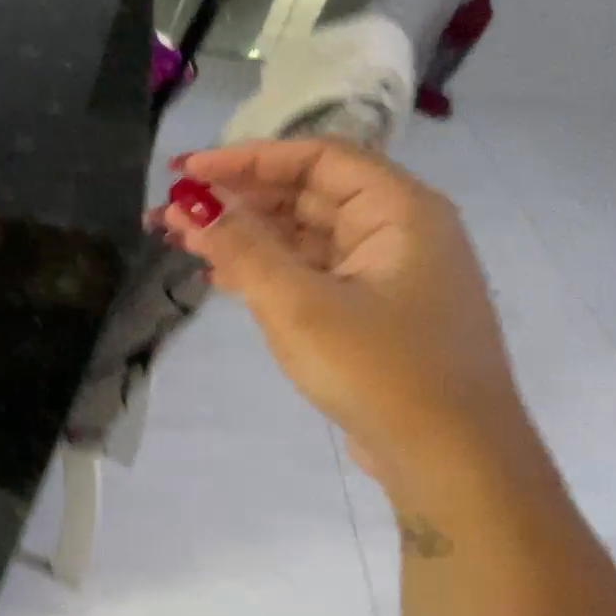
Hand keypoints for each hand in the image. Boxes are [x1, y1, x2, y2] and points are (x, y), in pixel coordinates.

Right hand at [155, 138, 527, 492]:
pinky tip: (217, 274)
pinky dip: (261, 266)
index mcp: (399, 212)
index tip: (183, 174)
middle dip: (234, 198)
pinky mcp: (368, 309)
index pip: (315, 160)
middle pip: (305, 194)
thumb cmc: (379, 369)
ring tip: (177, 238)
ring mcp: (384, 273)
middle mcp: (397, 230)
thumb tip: (189, 206)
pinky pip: (306, 269)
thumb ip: (241, 249)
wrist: (448, 455)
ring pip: (301, 234)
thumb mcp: (298, 304)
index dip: (245, 159)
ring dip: (240, 233)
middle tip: (167, 211)